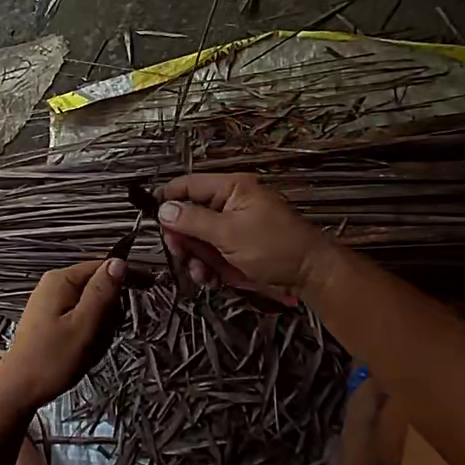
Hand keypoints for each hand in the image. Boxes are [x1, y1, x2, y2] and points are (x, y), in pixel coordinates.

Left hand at [0, 258, 128, 409]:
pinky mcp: (52, 320)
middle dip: (110, 311)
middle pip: (100, 286)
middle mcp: (55, 285)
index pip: (103, 266)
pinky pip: (82, 318)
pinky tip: (84, 351)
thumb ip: (102, 292)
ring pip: (93, 305)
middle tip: (103, 335)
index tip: (151, 285)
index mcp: (61, 280)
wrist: (17, 391)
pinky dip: (90, 333)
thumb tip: (119, 262)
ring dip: (101, 326)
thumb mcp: (83, 325)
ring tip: (91, 348)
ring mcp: (52, 303)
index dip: (128, 275)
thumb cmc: (51, 359)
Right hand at [155, 174, 338, 294]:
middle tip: (180, 253)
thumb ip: (193, 221)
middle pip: (189, 215)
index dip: (168, 201)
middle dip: (183, 238)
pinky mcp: (237, 249)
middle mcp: (231, 204)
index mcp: (231, 189)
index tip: (154, 220)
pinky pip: (212, 255)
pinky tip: (211, 279)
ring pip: (198, 240)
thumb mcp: (229, 233)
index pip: (188, 185)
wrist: (310, 275)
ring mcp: (234, 228)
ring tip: (201, 272)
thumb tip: (164, 209)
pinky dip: (208, 268)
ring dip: (195, 258)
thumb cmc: (278, 247)